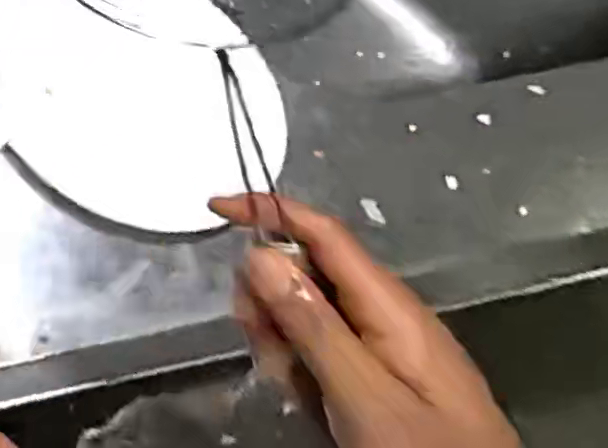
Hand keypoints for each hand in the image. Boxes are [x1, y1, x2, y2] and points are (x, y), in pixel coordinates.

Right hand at [212, 194, 520, 447]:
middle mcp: (387, 315)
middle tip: (256, 337)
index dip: (267, 210)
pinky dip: (295, 357)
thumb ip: (312, 325)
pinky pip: (317, 341)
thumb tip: (257, 252)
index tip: (214, 207)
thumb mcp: (365, 399)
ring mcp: (384, 345)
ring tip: (285, 380)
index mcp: (393, 308)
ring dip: (277, 332)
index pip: (323, 233)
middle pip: (302, 270)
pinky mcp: (378, 372)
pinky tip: (300, 391)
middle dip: (265, 294)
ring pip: (302, 307)